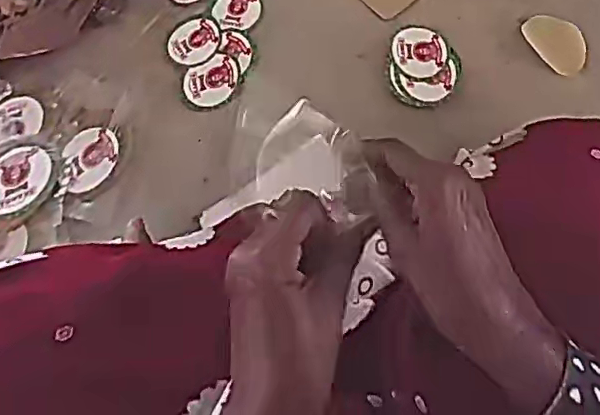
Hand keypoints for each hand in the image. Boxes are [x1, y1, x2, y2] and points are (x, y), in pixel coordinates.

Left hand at [224, 191, 369, 414]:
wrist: (271, 406)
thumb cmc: (299, 365)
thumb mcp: (330, 303)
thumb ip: (343, 252)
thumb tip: (360, 224)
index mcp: (265, 257)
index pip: (302, 205)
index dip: (330, 216)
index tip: (347, 235)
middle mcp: (245, 254)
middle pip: (288, 213)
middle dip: (318, 228)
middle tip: (340, 251)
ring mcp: (240, 266)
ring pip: (281, 227)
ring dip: (306, 239)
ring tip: (325, 269)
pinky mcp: (241, 278)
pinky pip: (270, 245)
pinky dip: (292, 251)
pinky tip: (308, 278)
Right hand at [364, 141, 563, 413]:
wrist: (498, 320)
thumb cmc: (449, 289)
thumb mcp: (405, 250)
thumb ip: (383, 207)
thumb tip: (366, 183)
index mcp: (437, 181)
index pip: (394, 151)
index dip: (367, 152)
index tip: (345, 158)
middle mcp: (454, 175)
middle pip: (409, 160)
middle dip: (380, 170)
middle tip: (352, 185)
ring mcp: (466, 188)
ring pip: (421, 174)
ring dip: (397, 184)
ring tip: (368, 202)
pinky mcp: (471, 204)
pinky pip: (435, 188)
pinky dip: (415, 195)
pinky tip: (397, 216)